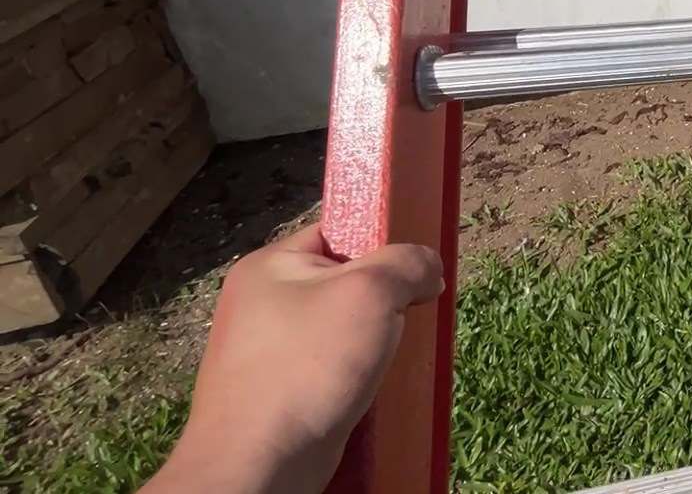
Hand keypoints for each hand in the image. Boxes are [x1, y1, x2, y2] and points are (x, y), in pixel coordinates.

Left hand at [143, 224, 443, 493]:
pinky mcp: (282, 383)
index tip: (412, 267)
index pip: (346, 228)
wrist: (258, 469)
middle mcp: (263, 300)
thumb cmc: (308, 369)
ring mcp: (268, 344)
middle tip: (406, 309)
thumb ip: (412, 261)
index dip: (387, 242)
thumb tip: (428, 272)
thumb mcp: (375, 289)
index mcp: (270, 265)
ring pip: (351, 316)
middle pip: (354, 273)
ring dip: (382, 328)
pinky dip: (366, 359)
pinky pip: (340, 353)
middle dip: (390, 291)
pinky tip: (374, 374)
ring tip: (388, 348)